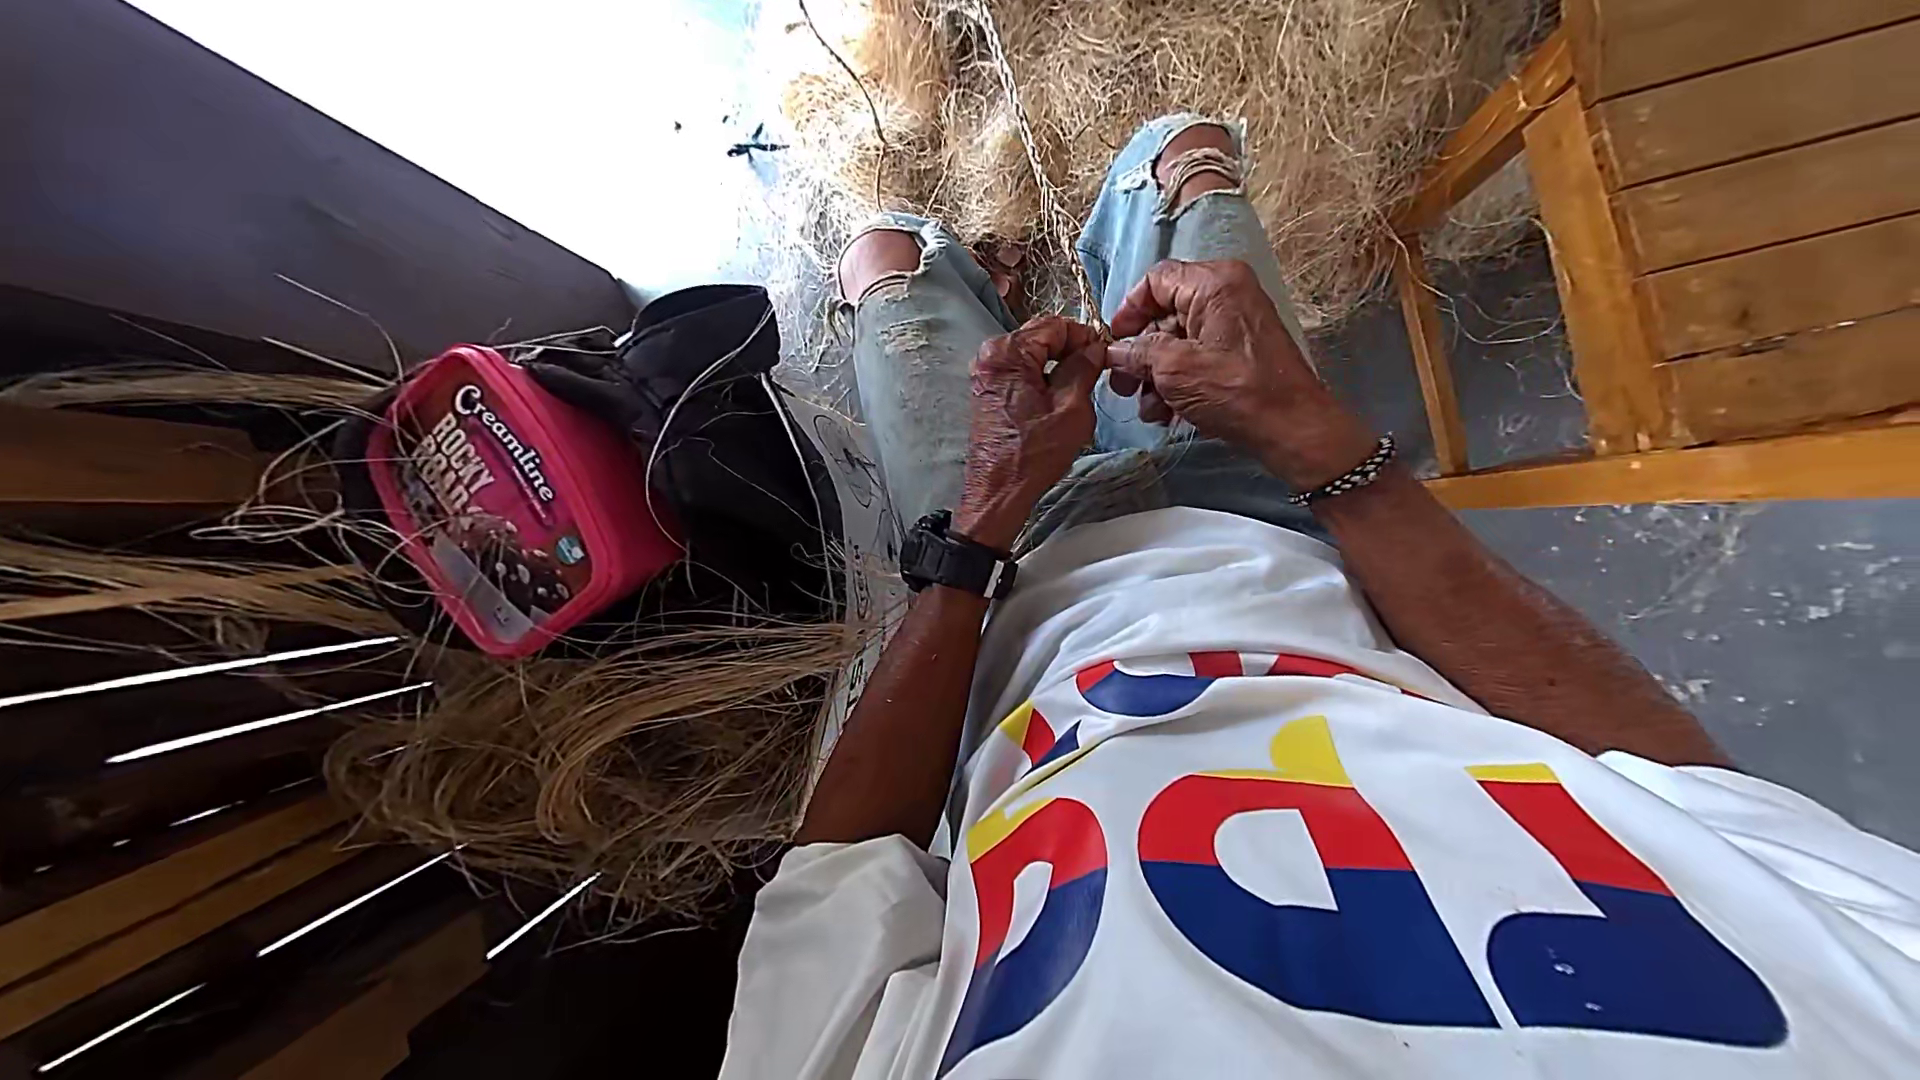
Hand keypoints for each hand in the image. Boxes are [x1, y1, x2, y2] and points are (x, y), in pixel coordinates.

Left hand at [957, 316, 1105, 550]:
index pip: (1054, 324)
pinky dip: (1041, 379)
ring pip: (1032, 356)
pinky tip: (1057, 400)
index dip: (1084, 335)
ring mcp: (985, 375)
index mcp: (1008, 353)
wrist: (999, 490)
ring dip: (1056, 366)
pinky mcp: (987, 393)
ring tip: (1078, 390)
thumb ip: (1084, 368)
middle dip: (1070, 350)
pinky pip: (1020, 373)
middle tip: (1095, 371)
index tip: (1103, 352)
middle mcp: (990, 357)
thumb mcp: (1072, 407)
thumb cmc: (1033, 454)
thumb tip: (1094, 348)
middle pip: (1041, 337)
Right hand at [1106, 259, 1374, 489]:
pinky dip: (1175, 384)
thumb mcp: (1174, 369)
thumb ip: (1138, 353)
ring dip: (1154, 378)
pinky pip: (1194, 359)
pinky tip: (1167, 413)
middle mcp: (1225, 295)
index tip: (1113, 345)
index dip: (1128, 311)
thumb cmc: (1234, 390)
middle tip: (1123, 387)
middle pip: (1163, 315)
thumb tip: (1115, 352)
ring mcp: (1232, 326)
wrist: (1290, 427)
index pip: (1155, 281)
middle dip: (1139, 355)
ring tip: (1149, 409)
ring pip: (1175, 343)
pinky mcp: (1236, 354)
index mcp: (1213, 283)